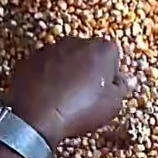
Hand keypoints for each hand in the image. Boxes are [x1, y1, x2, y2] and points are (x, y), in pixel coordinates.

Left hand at [5, 38, 134, 147]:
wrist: (36, 116)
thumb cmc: (80, 108)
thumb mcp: (112, 104)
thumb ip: (122, 88)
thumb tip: (127, 80)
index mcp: (101, 48)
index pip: (113, 56)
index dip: (110, 75)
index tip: (105, 91)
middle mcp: (75, 41)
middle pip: (88, 54)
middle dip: (88, 70)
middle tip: (86, 95)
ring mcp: (50, 49)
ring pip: (64, 58)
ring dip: (67, 73)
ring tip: (65, 98)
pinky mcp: (30, 59)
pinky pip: (44, 67)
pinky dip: (47, 77)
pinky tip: (47, 96)